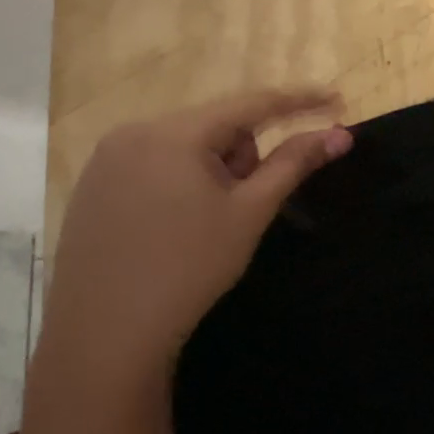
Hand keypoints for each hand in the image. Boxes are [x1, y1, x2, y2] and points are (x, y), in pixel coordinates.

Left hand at [43, 90, 353, 373]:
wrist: (104, 334)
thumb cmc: (188, 267)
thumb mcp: (251, 212)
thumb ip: (295, 163)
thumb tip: (341, 134)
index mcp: (175, 133)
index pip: (253, 103)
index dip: (299, 101)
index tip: (337, 99)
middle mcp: (135, 133)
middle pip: (218, 125)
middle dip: (243, 156)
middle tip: (244, 204)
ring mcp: (106, 159)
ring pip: (188, 145)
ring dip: (213, 170)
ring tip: (208, 221)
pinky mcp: (92, 185)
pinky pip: (156, 163)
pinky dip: (181, 181)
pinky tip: (176, 225)